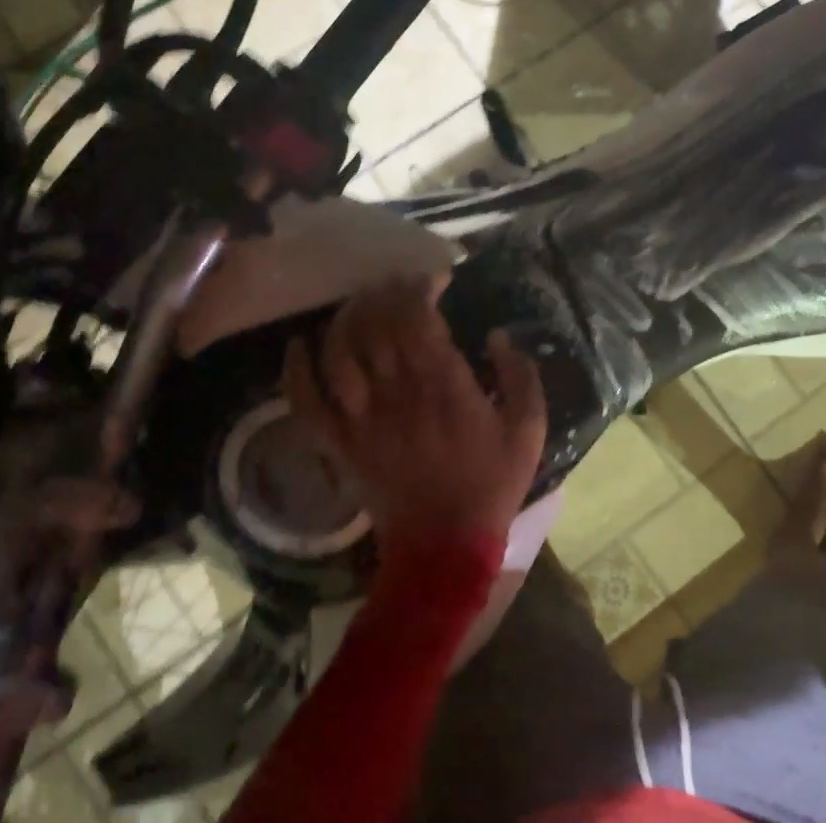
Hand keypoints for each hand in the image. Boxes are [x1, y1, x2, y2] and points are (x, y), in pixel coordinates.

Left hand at [282, 275, 547, 543]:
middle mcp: (396, 392)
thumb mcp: (529, 430)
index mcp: (444, 385)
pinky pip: (305, 400)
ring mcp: (361, 418)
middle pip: (374, 323)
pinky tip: (300, 345)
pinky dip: (296, 369)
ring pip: (338, 351)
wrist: (445, 547)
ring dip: (346, 319)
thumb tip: (498, 337)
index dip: (419, 287)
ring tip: (361, 307)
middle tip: (397, 287)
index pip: (417, 316)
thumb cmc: (491, 485)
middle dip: (383, 293)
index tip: (434, 278)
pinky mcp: (339, 443)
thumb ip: (521, 377)